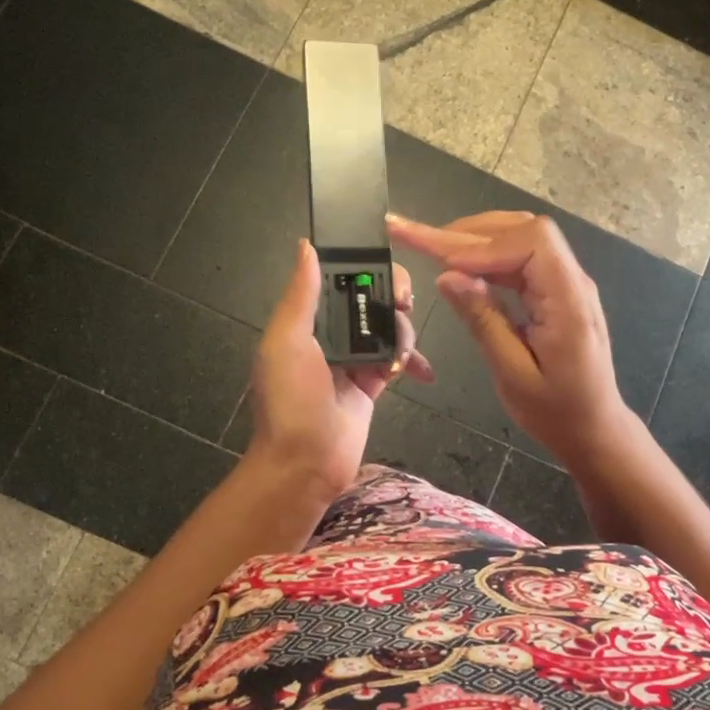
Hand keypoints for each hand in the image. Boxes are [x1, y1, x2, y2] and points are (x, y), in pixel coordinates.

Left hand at [246, 239, 431, 500]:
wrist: (306, 463)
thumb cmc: (291, 400)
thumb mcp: (287, 342)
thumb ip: (301, 295)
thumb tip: (307, 246)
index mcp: (305, 321)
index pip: (340, 281)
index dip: (366, 270)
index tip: (387, 273)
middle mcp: (329, 336)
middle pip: (370, 301)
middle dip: (392, 298)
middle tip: (405, 305)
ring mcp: (353, 360)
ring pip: (389, 329)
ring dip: (403, 334)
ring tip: (399, 357)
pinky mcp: (373, 385)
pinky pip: (398, 362)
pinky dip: (412, 363)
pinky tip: (422, 372)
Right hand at [387, 211, 630, 468]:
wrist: (594, 428)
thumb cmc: (557, 411)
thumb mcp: (513, 374)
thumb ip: (483, 322)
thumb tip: (446, 276)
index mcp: (568, 300)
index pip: (532, 242)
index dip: (483, 244)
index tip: (443, 262)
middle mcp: (572, 281)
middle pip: (525, 230)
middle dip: (469, 232)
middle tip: (416, 236)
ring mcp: (566, 284)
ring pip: (522, 238)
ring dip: (476, 238)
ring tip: (431, 245)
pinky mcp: (556, 292)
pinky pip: (522, 258)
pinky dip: (488, 256)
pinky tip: (460, 265)